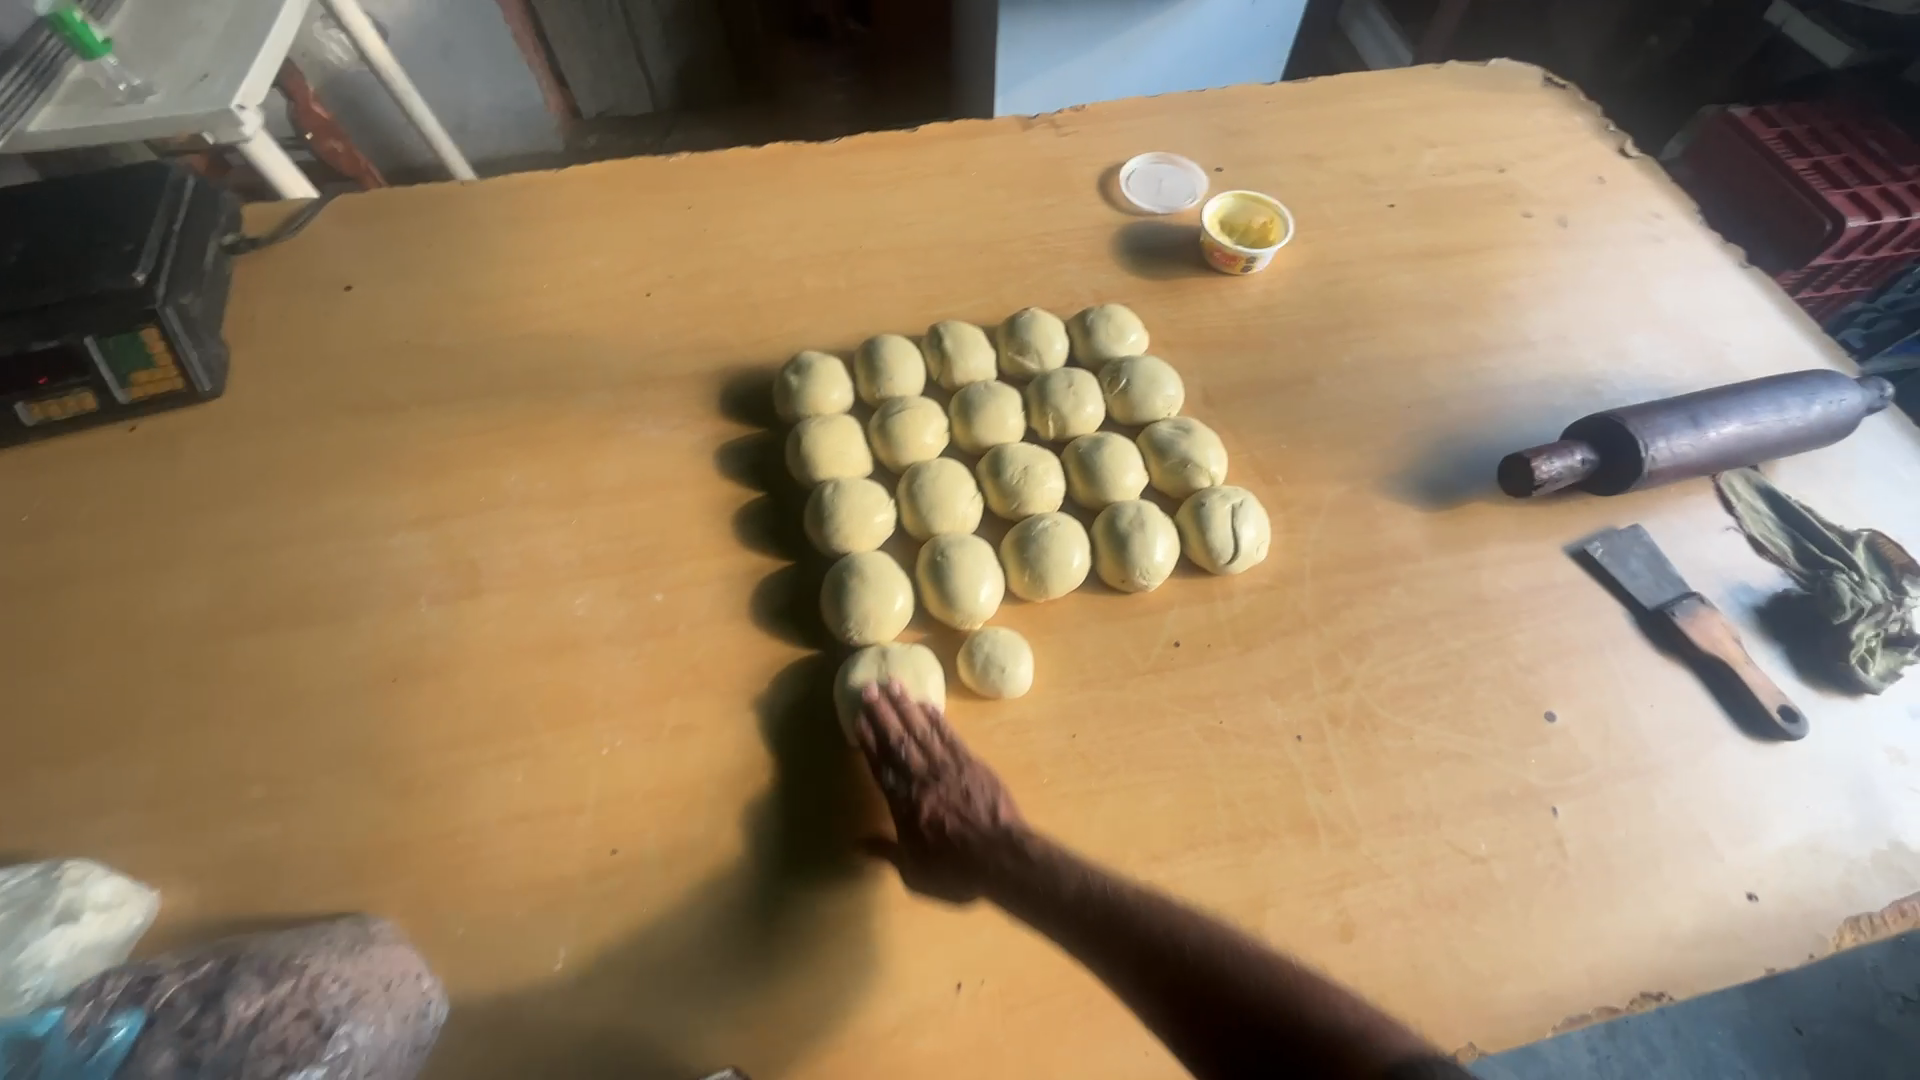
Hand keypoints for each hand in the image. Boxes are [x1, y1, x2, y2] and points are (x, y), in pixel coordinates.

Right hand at [852, 680, 1025, 902]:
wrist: (1000, 857)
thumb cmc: (955, 871)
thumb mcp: (913, 872)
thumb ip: (887, 852)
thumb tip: (857, 844)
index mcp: (903, 803)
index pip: (880, 765)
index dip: (868, 740)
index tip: (858, 718)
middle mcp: (921, 778)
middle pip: (897, 739)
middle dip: (882, 712)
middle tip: (869, 687)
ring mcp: (947, 767)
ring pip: (921, 730)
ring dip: (906, 705)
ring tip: (893, 683)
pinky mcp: (971, 763)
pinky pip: (949, 736)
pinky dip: (937, 719)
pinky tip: (927, 704)